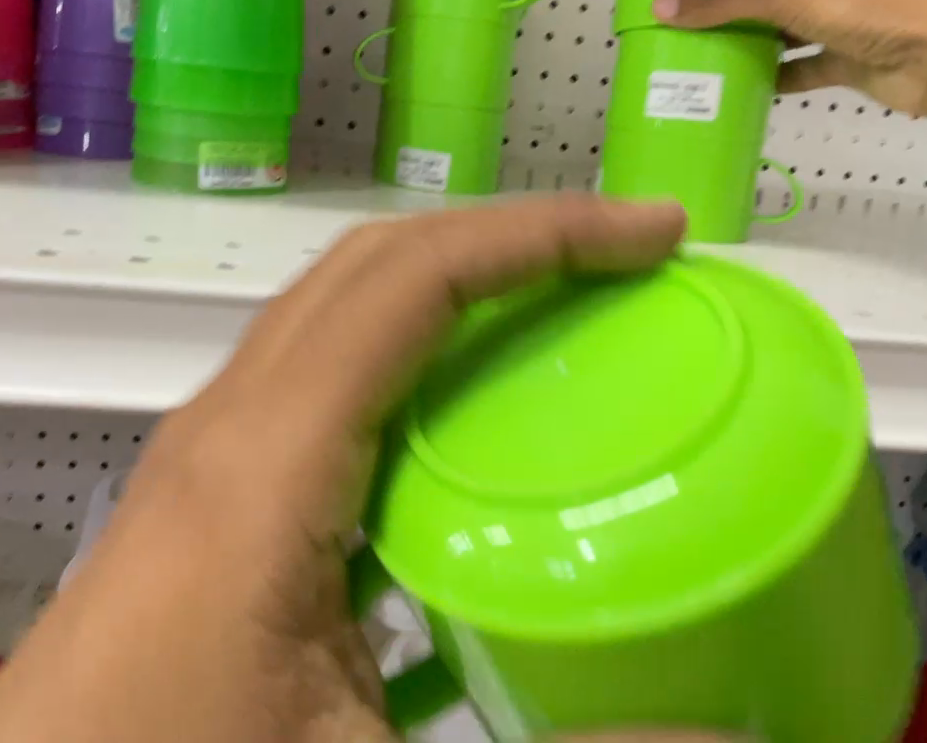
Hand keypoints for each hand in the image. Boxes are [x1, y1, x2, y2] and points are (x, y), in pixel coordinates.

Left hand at [0, 196, 685, 742]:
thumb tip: (712, 725)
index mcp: (267, 464)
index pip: (414, 282)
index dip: (540, 236)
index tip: (651, 233)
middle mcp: (234, 419)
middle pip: (378, 263)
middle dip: (507, 235)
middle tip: (623, 256)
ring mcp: (215, 441)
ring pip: (345, 305)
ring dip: (455, 280)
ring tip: (560, 305)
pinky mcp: (214, 478)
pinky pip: (325, 369)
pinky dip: (412, 348)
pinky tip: (467, 409)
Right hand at [650, 0, 926, 118]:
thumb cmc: (878, 2)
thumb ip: (726, 0)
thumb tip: (661, 5)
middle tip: (706, 7)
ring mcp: (862, 18)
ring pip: (800, 24)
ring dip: (764, 36)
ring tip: (716, 46)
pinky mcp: (862, 59)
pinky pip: (811, 65)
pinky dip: (782, 74)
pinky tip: (747, 84)